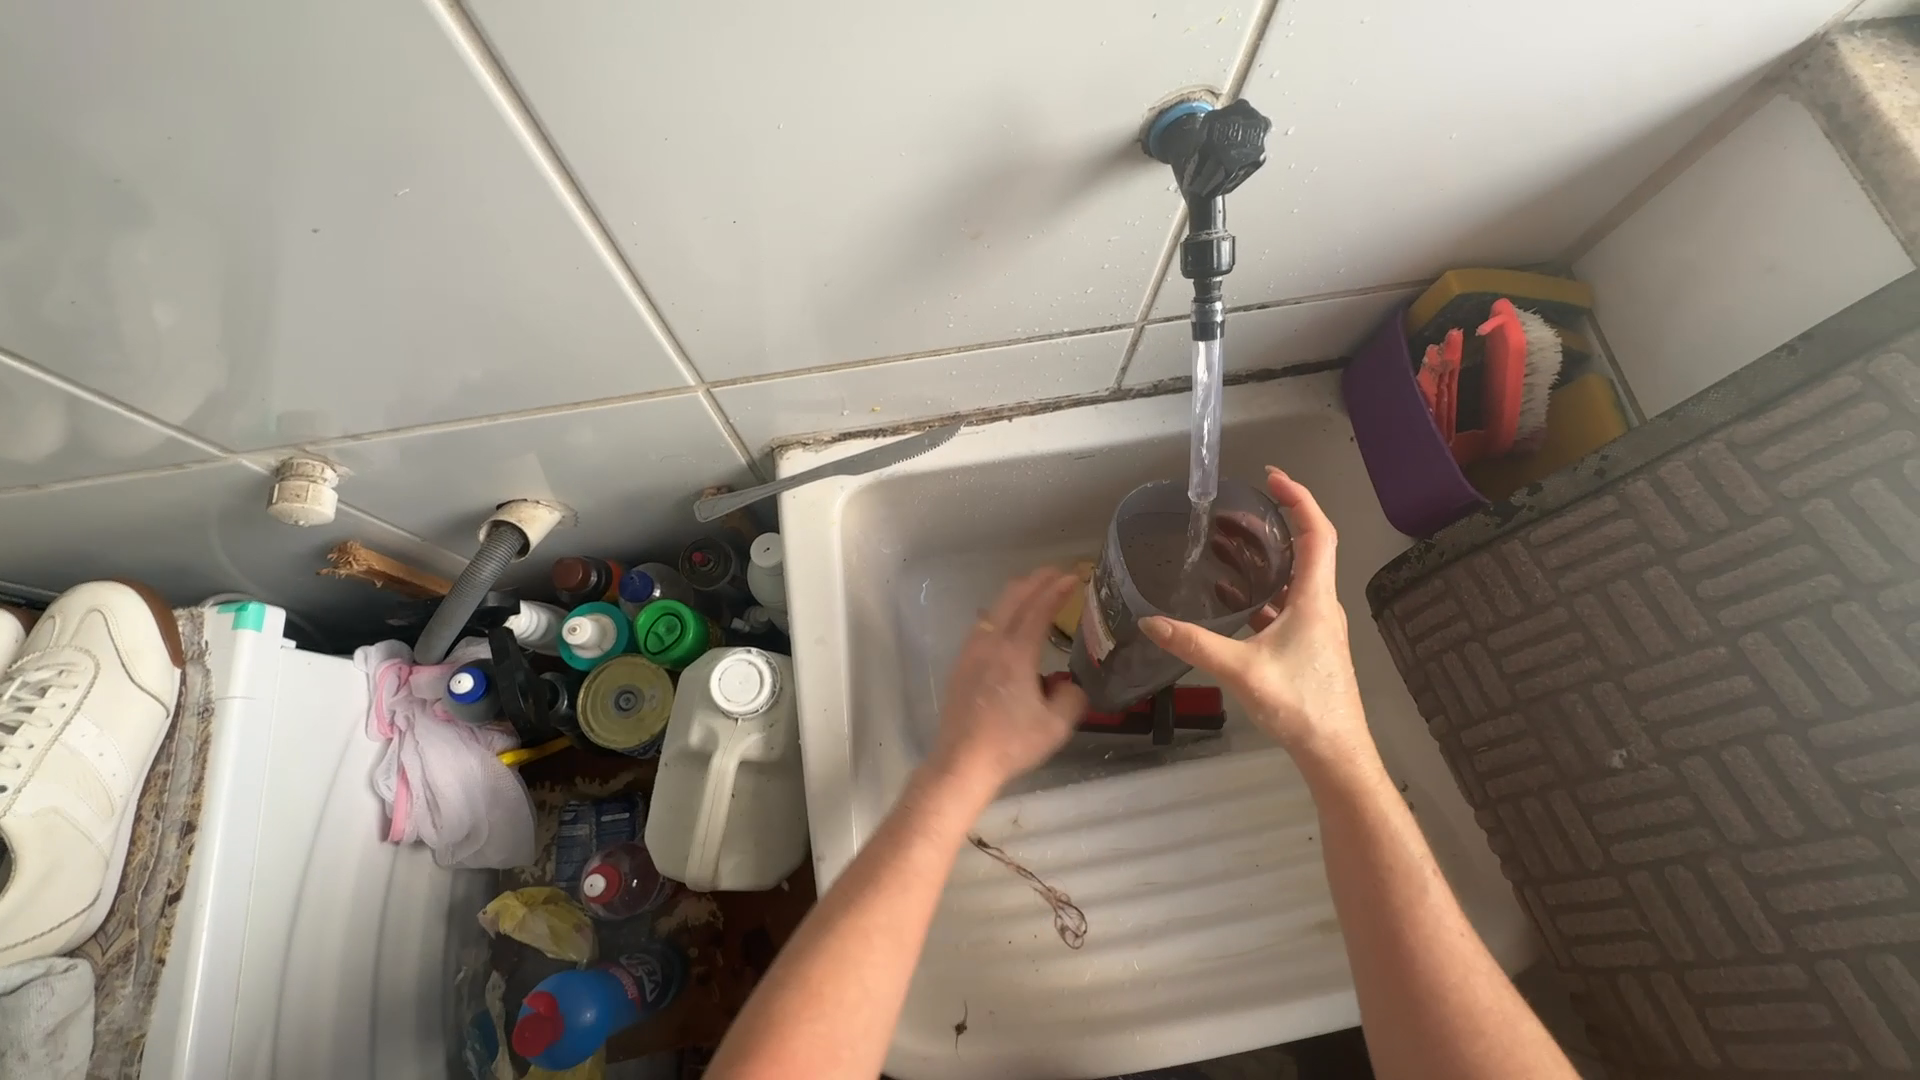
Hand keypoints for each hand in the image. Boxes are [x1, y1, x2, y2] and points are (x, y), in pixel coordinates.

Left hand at [930, 568, 1087, 791]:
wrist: (962, 761)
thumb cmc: (1010, 744)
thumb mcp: (1056, 726)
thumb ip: (1071, 698)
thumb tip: (1072, 685)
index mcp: (1016, 653)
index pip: (1039, 609)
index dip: (1057, 589)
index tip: (1073, 576)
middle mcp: (991, 644)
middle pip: (1013, 599)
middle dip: (1035, 581)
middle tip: (1055, 573)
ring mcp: (972, 652)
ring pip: (995, 608)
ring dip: (1016, 594)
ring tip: (1034, 590)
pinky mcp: (961, 664)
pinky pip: (983, 624)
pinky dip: (1000, 611)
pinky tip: (1005, 620)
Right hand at [1139, 467, 1373, 766]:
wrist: (1336, 753)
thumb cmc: (1300, 706)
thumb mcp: (1240, 671)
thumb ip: (1194, 644)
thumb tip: (1150, 622)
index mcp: (1315, 600)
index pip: (1317, 533)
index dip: (1299, 499)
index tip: (1273, 478)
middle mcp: (1322, 606)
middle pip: (1309, 549)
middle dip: (1278, 521)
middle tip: (1242, 508)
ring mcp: (1318, 628)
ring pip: (1298, 578)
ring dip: (1270, 557)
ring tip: (1232, 546)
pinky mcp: (1310, 646)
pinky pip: (1289, 604)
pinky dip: (1266, 591)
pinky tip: (1236, 602)